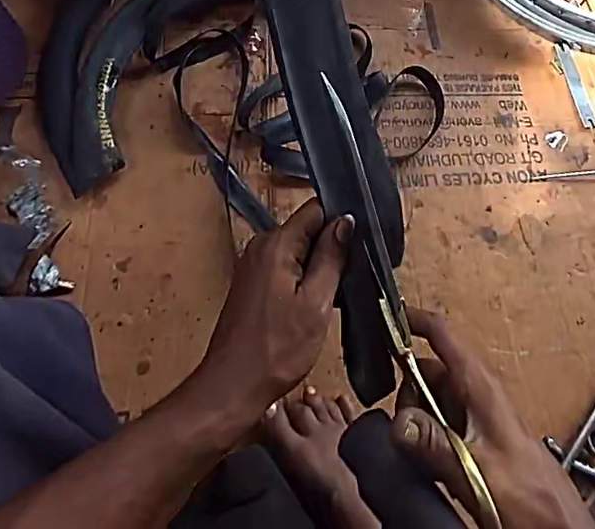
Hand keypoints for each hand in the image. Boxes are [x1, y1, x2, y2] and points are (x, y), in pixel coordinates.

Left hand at [191, 200, 351, 421]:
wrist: (233, 385)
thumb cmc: (277, 349)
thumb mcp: (315, 304)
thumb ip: (331, 257)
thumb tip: (345, 221)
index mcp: (276, 244)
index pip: (314, 210)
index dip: (339, 220)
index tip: (361, 241)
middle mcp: (261, 245)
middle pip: (305, 229)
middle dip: (330, 246)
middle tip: (353, 274)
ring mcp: (254, 263)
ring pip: (296, 249)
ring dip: (317, 266)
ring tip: (339, 292)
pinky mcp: (252, 282)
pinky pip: (284, 266)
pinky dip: (302, 278)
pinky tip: (315, 303)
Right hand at [392, 309, 594, 528]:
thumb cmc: (534, 502)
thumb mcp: (476, 471)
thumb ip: (434, 445)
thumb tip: (398, 421)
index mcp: (480, 386)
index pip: (441, 332)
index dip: (411, 319)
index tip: (385, 319)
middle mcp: (478, 394)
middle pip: (428, 369)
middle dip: (408, 390)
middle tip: (403, 426)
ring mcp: (478, 417)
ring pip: (432, 398)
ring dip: (418, 419)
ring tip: (420, 454)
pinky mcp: (478, 440)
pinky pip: (441, 424)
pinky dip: (429, 437)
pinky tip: (432, 466)